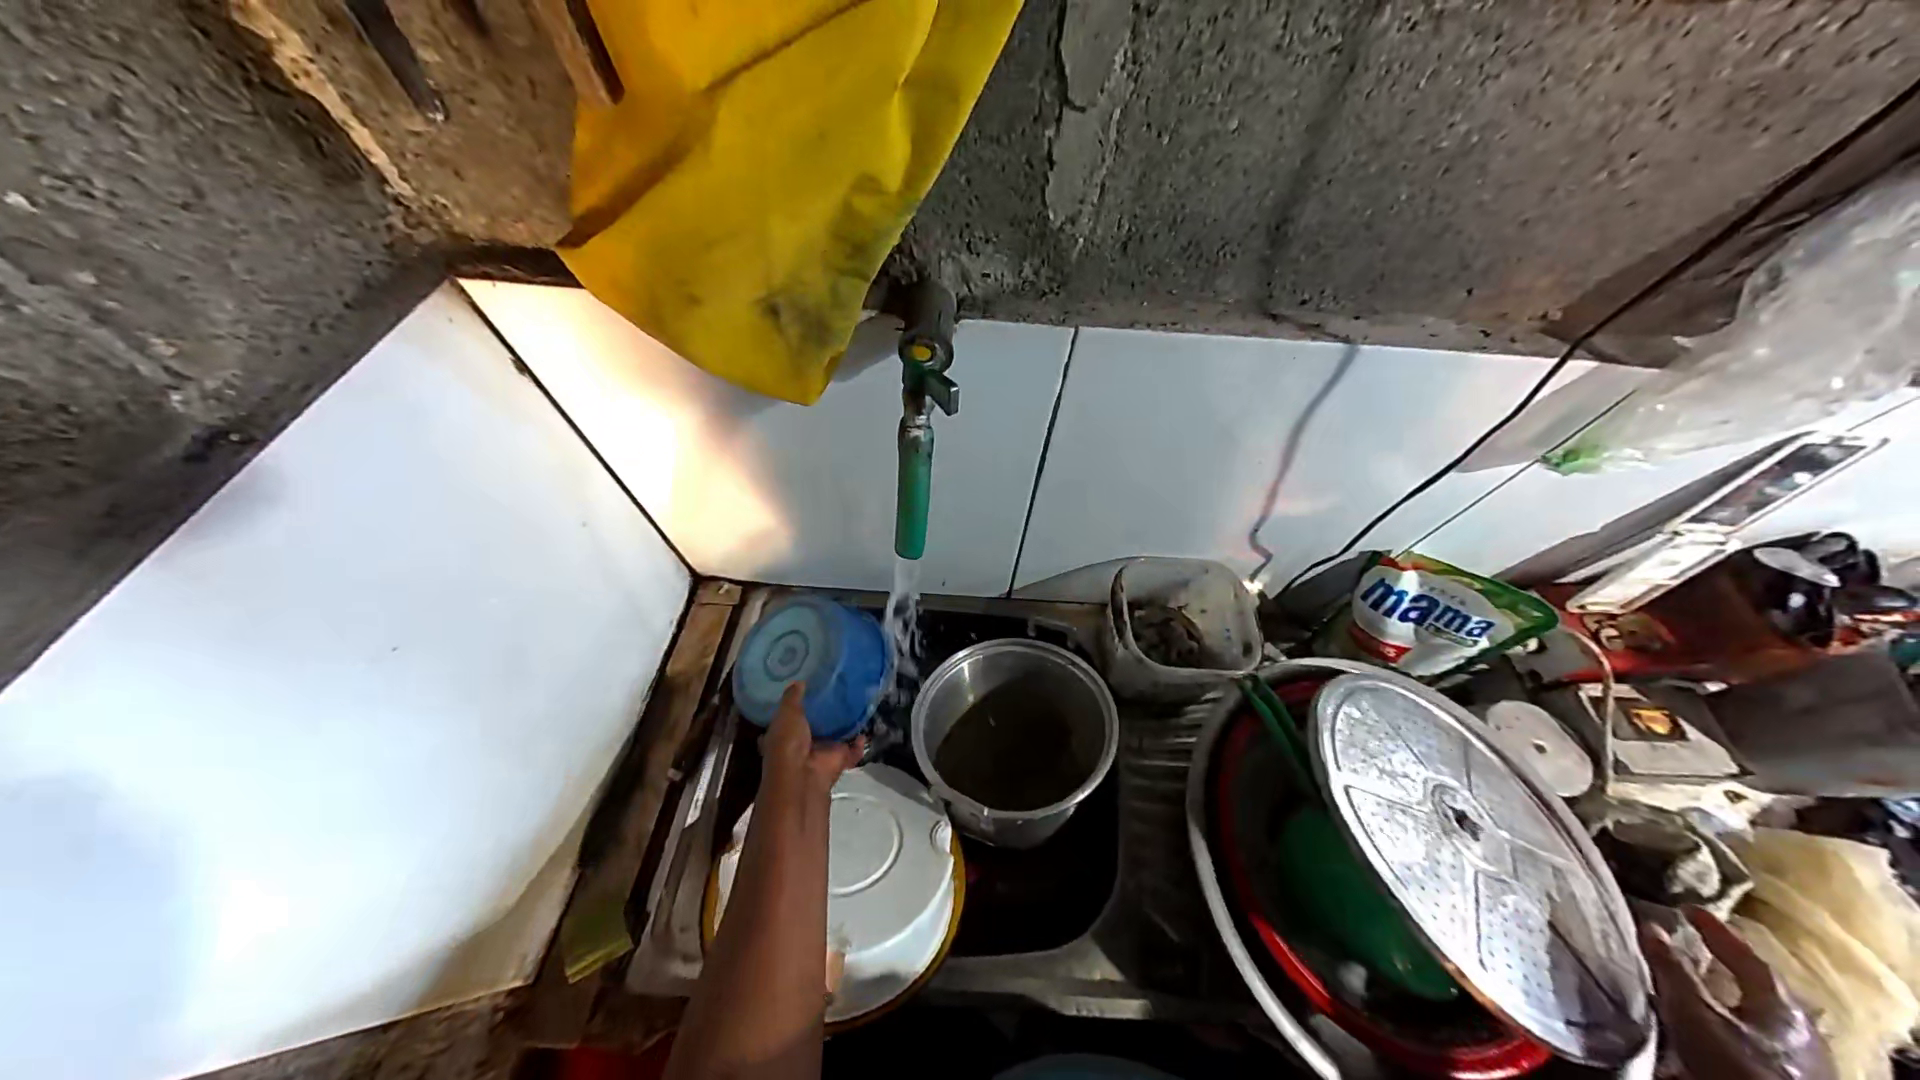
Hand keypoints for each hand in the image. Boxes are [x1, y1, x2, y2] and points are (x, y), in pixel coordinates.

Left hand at [759, 682, 864, 796]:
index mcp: (783, 734)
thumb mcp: (786, 713)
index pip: (787, 720)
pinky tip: (864, 728)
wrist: (803, 775)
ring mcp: (821, 753)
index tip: (805, 693)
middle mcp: (801, 744)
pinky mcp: (838, 760)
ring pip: (835, 737)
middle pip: (814, 728)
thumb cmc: (788, 742)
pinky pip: (852, 750)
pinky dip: (859, 742)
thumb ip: (793, 697)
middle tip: (837, 695)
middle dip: (824, 716)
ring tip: (855, 705)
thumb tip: (799, 681)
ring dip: (844, 727)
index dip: (794, 709)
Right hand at [1640, 906, 1834, 1079]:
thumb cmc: (1735, 1063)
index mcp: (1782, 1007)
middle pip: (1760, 988)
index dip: (1716, 931)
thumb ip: (1672, 969)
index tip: (1688, 909)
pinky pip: (1756, 1036)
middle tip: (1698, 945)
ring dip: (1727, 996)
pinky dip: (1730, 1021)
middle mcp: (1799, 1029)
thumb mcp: (1694, 1013)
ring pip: (1758, 1014)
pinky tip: (1712, 1024)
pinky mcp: (1786, 1075)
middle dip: (1728, 966)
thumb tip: (1650, 926)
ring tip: (1697, 985)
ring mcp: (1799, 1058)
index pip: (1747, 958)